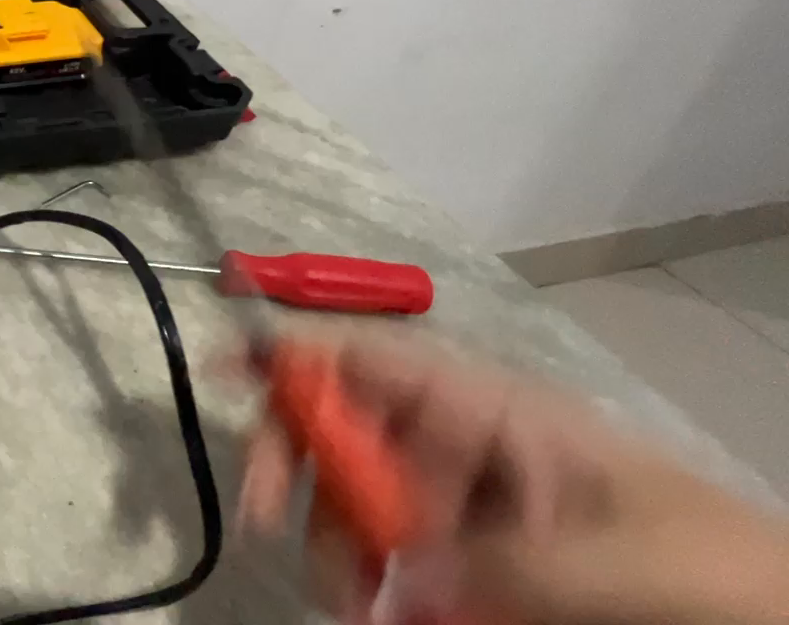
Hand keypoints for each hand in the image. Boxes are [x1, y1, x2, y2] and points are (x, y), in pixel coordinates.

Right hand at [236, 333, 788, 624]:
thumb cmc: (727, 577)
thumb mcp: (634, 566)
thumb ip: (511, 566)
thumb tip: (402, 578)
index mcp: (489, 409)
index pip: (368, 359)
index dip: (291, 352)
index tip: (222, 369)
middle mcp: (456, 443)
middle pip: (339, 424)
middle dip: (291, 462)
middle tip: (264, 518)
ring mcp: (457, 503)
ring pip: (353, 496)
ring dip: (331, 541)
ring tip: (345, 603)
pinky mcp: (462, 560)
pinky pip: (390, 556)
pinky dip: (368, 583)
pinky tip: (375, 613)